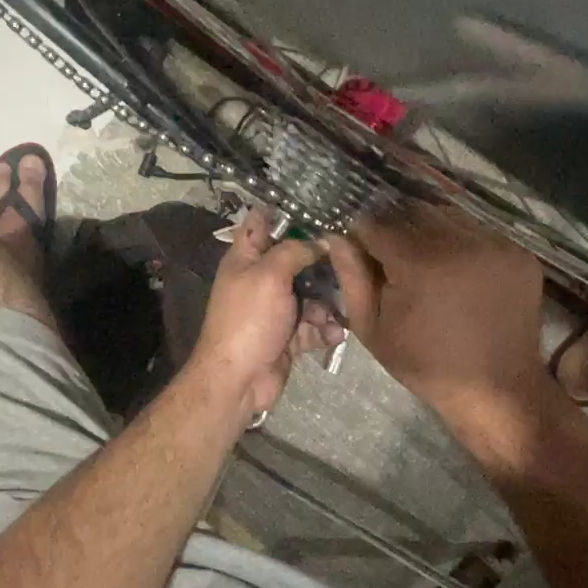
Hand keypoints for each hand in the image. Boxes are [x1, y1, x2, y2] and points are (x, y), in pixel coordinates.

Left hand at [183, 208, 345, 415]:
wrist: (238, 380)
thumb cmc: (249, 319)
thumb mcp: (269, 275)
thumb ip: (294, 251)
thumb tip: (318, 241)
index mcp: (245, 259)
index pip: (260, 224)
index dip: (284, 214)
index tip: (317, 208)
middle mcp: (259, 280)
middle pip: (295, 261)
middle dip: (320, 263)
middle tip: (348, 260)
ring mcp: (274, 310)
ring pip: (310, 295)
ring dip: (327, 304)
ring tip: (337, 312)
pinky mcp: (288, 337)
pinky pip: (313, 326)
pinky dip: (324, 329)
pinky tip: (334, 334)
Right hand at [327, 203, 565, 430]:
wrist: (495, 388)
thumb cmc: (425, 363)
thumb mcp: (373, 329)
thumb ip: (352, 278)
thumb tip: (335, 236)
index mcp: (420, 265)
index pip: (376, 226)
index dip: (362, 235)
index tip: (359, 248)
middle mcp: (460, 245)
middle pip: (412, 213)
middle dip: (395, 228)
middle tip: (392, 255)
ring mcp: (494, 246)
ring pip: (447, 216)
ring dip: (429, 230)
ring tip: (426, 261)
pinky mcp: (518, 253)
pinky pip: (478, 230)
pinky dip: (461, 241)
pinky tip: (457, 267)